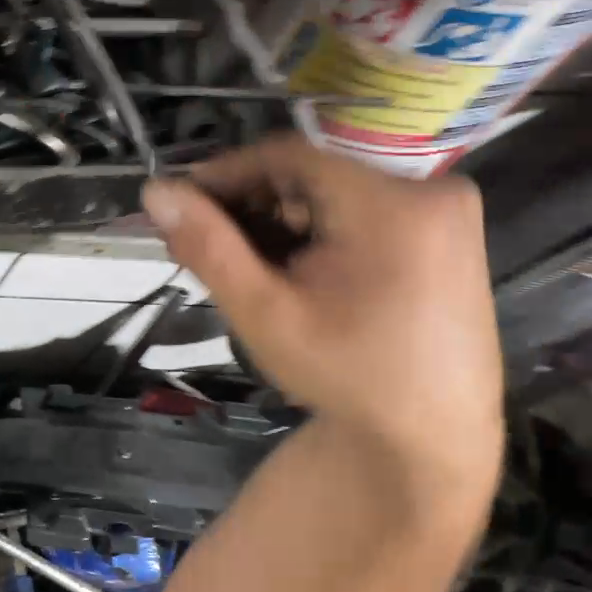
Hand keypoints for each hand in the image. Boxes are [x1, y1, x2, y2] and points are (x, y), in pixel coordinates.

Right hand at [143, 134, 502, 482]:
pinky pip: (350, 214)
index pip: (286, 156)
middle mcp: (428, 194)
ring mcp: (438, 215)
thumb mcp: (261, 308)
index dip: (221, 174)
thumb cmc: (343, 371)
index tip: (175, 208)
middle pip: (305, 176)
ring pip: (323, 195)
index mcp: (394, 205)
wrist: (426, 435)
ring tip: (230, 267)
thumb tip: (153, 190)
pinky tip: (275, 272)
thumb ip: (206, 244)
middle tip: (195, 248)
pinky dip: (303, 234)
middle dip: (242, 207)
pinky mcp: (437, 236)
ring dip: (267, 223)